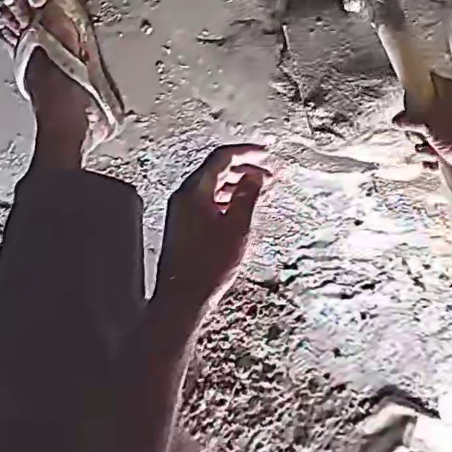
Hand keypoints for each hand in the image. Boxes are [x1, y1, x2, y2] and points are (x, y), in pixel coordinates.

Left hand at [155, 144, 271, 311]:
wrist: (182, 299)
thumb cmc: (208, 266)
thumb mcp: (237, 227)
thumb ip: (248, 195)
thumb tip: (256, 175)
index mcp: (194, 191)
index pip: (222, 158)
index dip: (247, 152)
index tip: (266, 152)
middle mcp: (184, 196)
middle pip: (217, 168)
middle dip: (245, 167)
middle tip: (268, 172)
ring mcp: (182, 210)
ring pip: (213, 184)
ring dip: (237, 182)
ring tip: (260, 189)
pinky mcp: (184, 223)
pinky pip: (208, 199)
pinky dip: (227, 196)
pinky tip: (241, 206)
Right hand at [392, 74, 451, 195]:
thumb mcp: (428, 124)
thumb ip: (409, 120)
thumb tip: (399, 119)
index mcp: (451, 91)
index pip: (427, 81)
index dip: (414, 91)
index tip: (407, 102)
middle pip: (423, 109)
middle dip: (415, 124)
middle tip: (417, 130)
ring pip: (427, 130)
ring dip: (423, 142)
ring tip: (429, 147)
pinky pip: (435, 145)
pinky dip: (431, 153)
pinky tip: (433, 158)